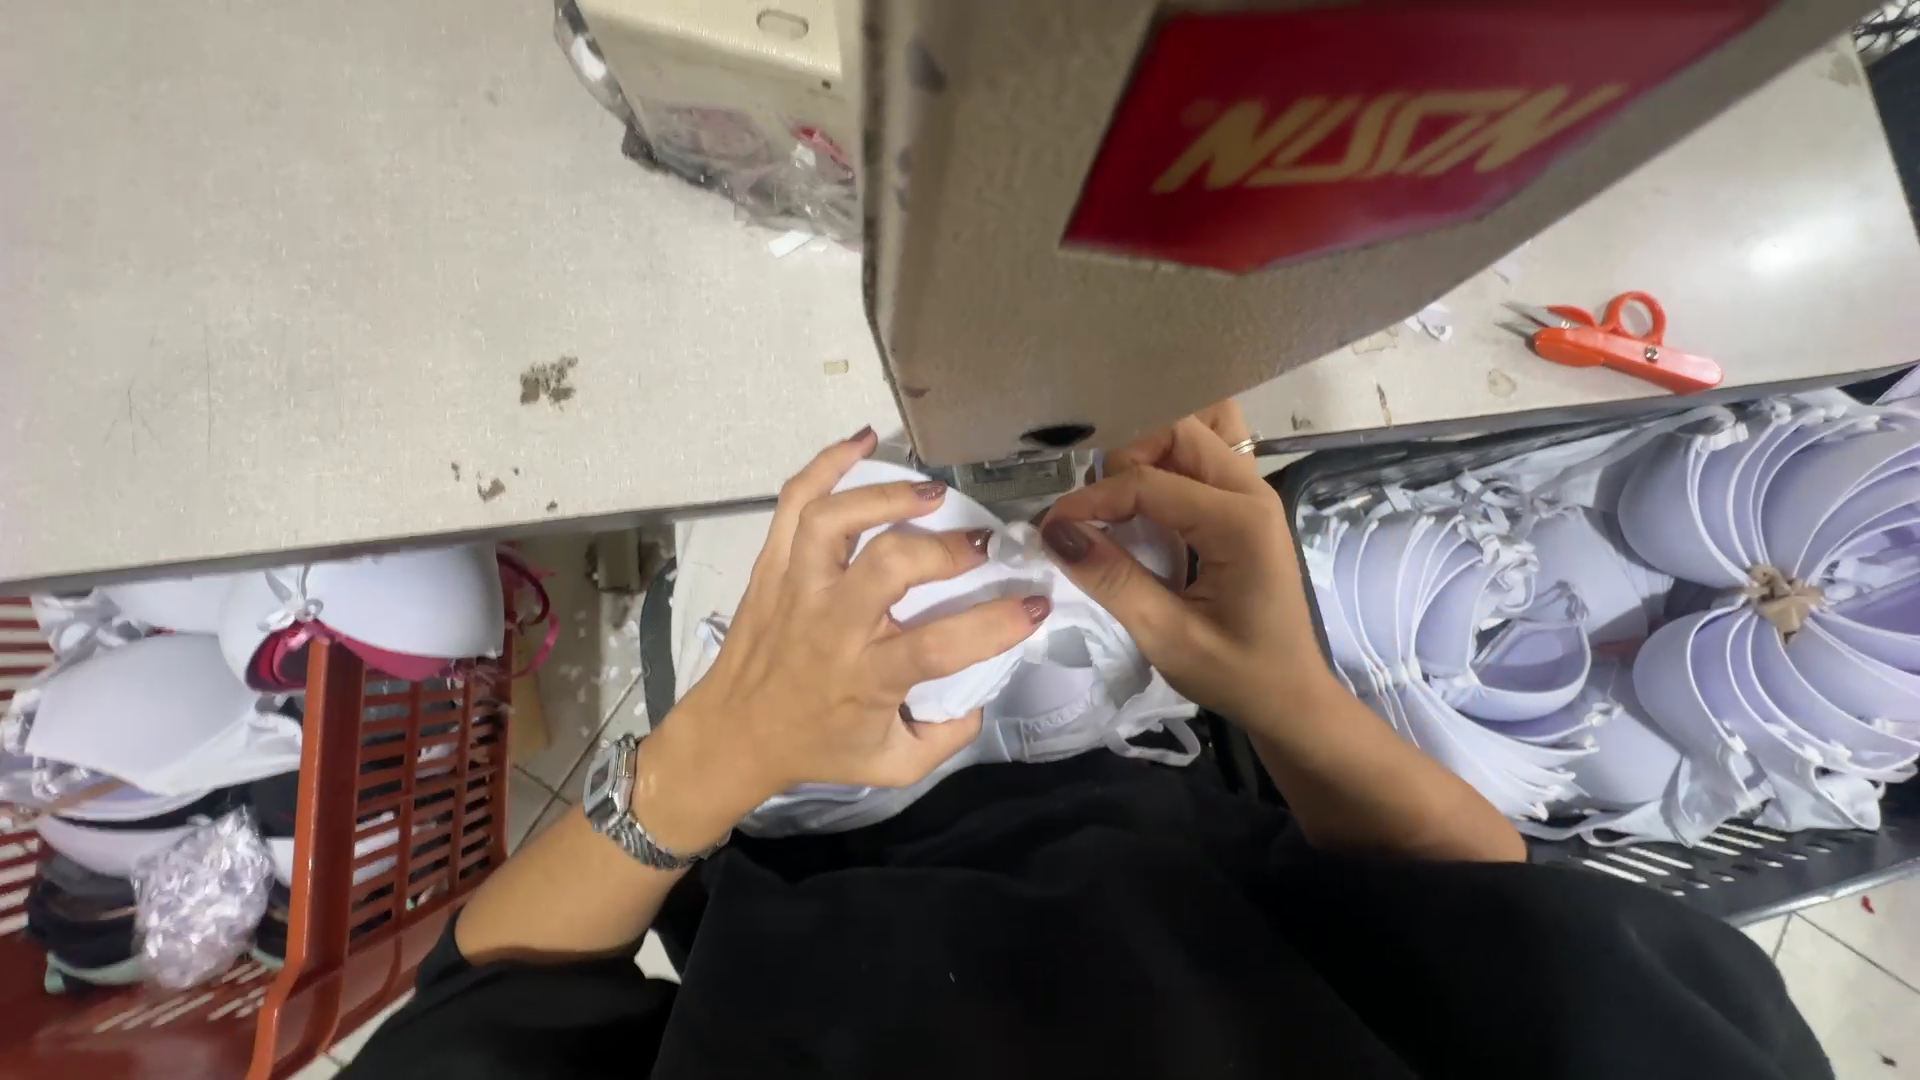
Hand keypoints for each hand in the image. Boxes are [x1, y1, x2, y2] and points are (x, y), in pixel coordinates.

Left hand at [635, 427, 1050, 850]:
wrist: (732, 735)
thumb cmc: (818, 746)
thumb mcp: (892, 765)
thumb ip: (947, 734)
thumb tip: (983, 689)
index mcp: (864, 676)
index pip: (937, 646)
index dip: (995, 623)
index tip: (1035, 604)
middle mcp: (829, 625)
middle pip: (888, 566)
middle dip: (946, 549)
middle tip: (981, 546)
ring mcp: (795, 587)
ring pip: (834, 521)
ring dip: (887, 495)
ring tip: (930, 492)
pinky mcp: (772, 565)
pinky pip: (793, 502)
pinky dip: (826, 464)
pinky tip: (863, 441)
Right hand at [1038, 402, 1332, 721]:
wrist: (1291, 697)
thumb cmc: (1237, 674)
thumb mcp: (1167, 637)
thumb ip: (1113, 579)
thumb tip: (1055, 532)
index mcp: (1240, 522)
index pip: (1148, 481)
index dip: (1092, 499)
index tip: (1053, 529)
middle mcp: (1252, 491)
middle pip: (1179, 428)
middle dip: (1126, 459)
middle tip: (1095, 511)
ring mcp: (1252, 493)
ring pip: (1195, 430)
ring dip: (1150, 452)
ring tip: (1122, 500)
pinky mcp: (1243, 505)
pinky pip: (1202, 456)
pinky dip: (1166, 464)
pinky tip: (1144, 507)